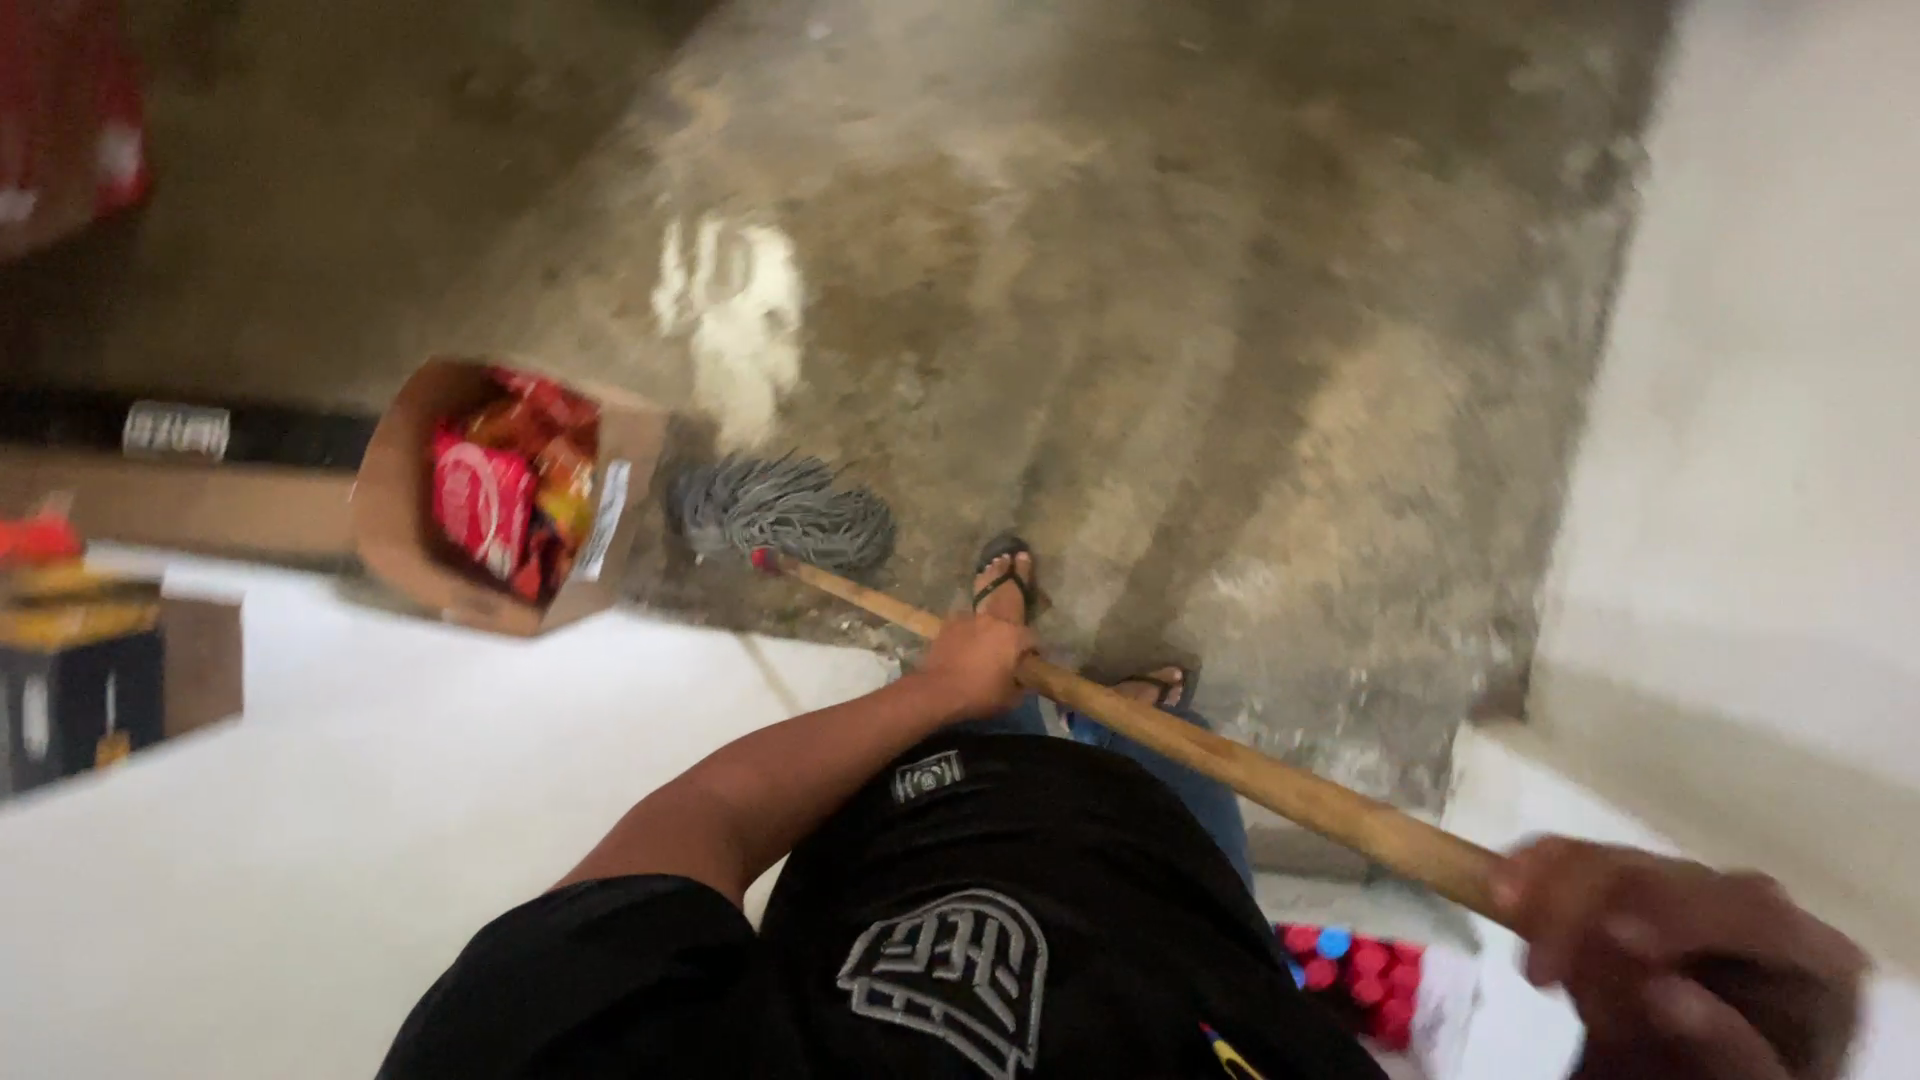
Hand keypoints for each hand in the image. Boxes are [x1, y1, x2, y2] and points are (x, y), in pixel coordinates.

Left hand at [915, 613, 1033, 720]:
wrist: (939, 691)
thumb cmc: (980, 694)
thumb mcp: (1011, 699)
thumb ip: (1023, 685)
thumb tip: (1024, 680)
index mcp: (1013, 635)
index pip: (1033, 638)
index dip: (1033, 651)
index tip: (1028, 664)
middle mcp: (993, 619)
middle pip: (1009, 619)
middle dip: (1011, 632)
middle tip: (1006, 651)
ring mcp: (969, 619)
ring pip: (985, 621)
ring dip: (987, 632)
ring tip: (981, 650)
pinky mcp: (948, 624)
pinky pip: (965, 626)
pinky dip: (967, 634)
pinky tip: (962, 649)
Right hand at [1493, 838, 1867, 1079]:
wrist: (1680, 1065)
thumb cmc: (1727, 1076)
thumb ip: (1726, 1048)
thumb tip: (1664, 993)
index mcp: (1807, 952)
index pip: (1753, 913)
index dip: (1679, 913)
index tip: (1614, 935)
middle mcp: (1740, 898)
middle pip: (1656, 877)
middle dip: (1584, 916)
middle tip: (1538, 977)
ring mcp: (1672, 879)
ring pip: (1597, 860)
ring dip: (1546, 901)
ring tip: (1531, 969)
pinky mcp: (1613, 871)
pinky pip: (1563, 854)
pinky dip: (1527, 870)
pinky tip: (1500, 894)